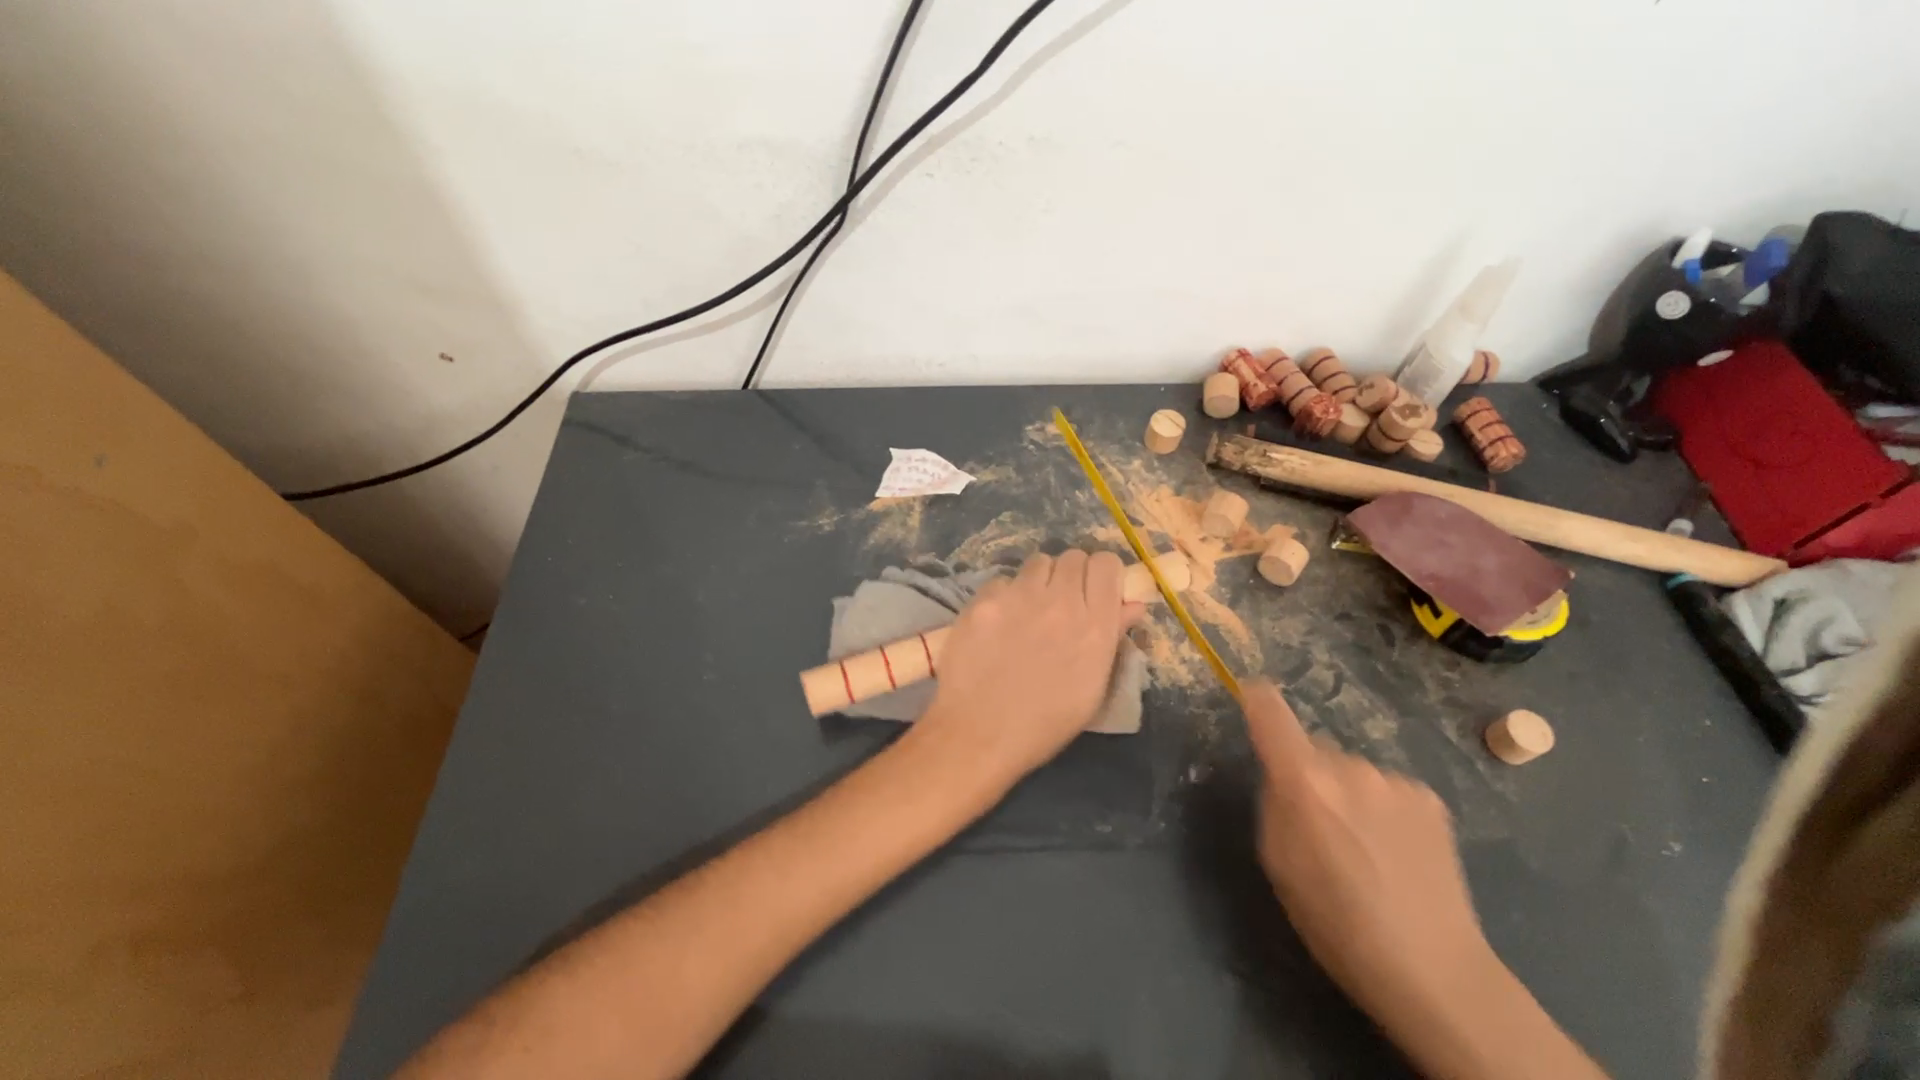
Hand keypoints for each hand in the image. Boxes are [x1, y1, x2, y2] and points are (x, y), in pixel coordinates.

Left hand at [917, 551, 1144, 789]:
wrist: (979, 734)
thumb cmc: (1045, 723)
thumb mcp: (1093, 689)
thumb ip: (1112, 638)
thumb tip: (1132, 605)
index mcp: (1095, 626)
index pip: (1107, 565)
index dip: (1102, 575)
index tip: (1096, 591)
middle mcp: (1061, 602)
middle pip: (1074, 557)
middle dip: (1072, 575)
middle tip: (1062, 602)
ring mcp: (1019, 597)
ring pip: (1038, 562)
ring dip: (1040, 580)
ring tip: (1030, 609)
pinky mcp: (983, 600)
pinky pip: (1002, 581)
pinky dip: (1005, 595)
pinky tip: (999, 623)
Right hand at [1242, 680, 1494, 1027]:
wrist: (1430, 966)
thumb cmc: (1334, 924)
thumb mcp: (1278, 864)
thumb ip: (1274, 804)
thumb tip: (1280, 773)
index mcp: (1304, 783)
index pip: (1272, 715)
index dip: (1257, 699)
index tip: (1251, 692)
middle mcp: (1350, 767)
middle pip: (1316, 752)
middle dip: (1311, 775)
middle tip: (1318, 828)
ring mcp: (1396, 781)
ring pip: (1354, 772)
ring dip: (1349, 794)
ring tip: (1363, 849)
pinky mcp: (1430, 798)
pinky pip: (1388, 790)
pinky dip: (1383, 809)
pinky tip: (1395, 852)